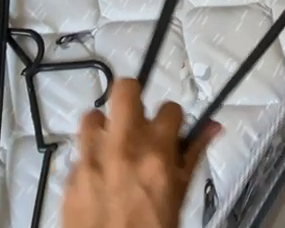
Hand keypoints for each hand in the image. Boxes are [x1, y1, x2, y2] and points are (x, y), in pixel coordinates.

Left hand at [62, 79, 218, 227]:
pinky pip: (79, 153)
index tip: (169, 131)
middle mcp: (123, 146)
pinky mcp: (70, 176)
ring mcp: (92, 159)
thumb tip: (214, 126)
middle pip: (125, 89)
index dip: (172, 119)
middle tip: (138, 120)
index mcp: (156, 152)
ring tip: (112, 146)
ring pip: (93, 116)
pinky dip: (90, 159)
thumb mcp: (180, 196)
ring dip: (104, 128)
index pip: (170, 108)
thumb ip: (193, 155)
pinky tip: (99, 176)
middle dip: (133, 97)